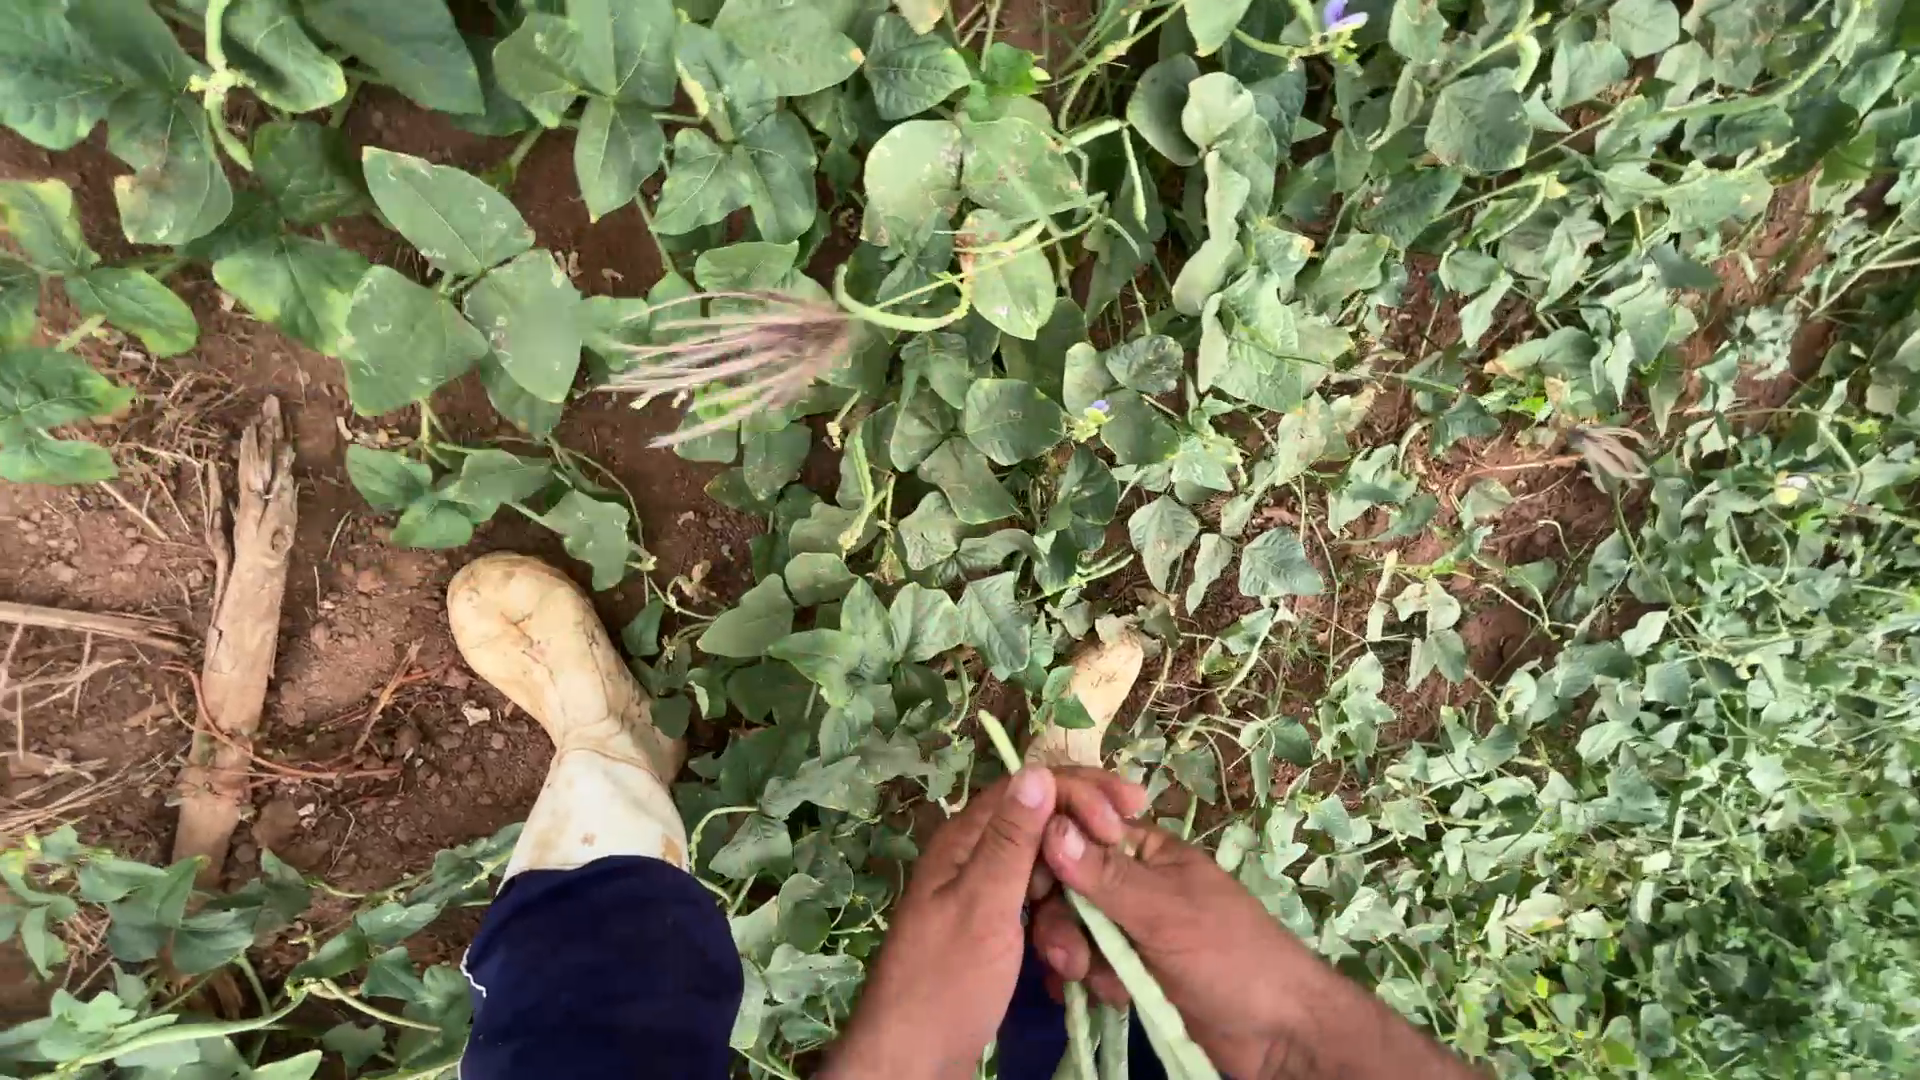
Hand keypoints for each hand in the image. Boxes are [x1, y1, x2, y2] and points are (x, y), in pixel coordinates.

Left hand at [822, 767, 1144, 1079]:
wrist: (913, 1063)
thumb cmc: (946, 981)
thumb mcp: (983, 904)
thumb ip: (1011, 840)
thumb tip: (1037, 770)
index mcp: (966, 838)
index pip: (1028, 788)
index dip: (1078, 789)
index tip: (1128, 807)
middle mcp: (975, 855)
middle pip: (1041, 826)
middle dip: (1084, 837)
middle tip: (1129, 847)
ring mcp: (986, 892)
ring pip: (1045, 869)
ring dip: (1075, 889)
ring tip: (1096, 921)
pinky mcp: (997, 927)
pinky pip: (1040, 905)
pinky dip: (1063, 919)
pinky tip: (1080, 947)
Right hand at [1034, 817, 1478, 1079]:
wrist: (1281, 1039)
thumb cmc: (1230, 955)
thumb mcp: (1164, 911)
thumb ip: (1104, 874)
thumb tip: (1049, 822)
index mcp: (1144, 849)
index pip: (1080, 830)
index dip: (1049, 852)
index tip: (1030, 885)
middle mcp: (1131, 881)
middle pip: (1069, 883)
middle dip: (1061, 917)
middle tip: (1066, 955)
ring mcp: (1130, 926)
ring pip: (1073, 925)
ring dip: (1071, 952)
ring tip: (1084, 979)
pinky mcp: (1130, 968)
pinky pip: (1088, 961)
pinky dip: (1085, 978)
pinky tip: (1091, 995)